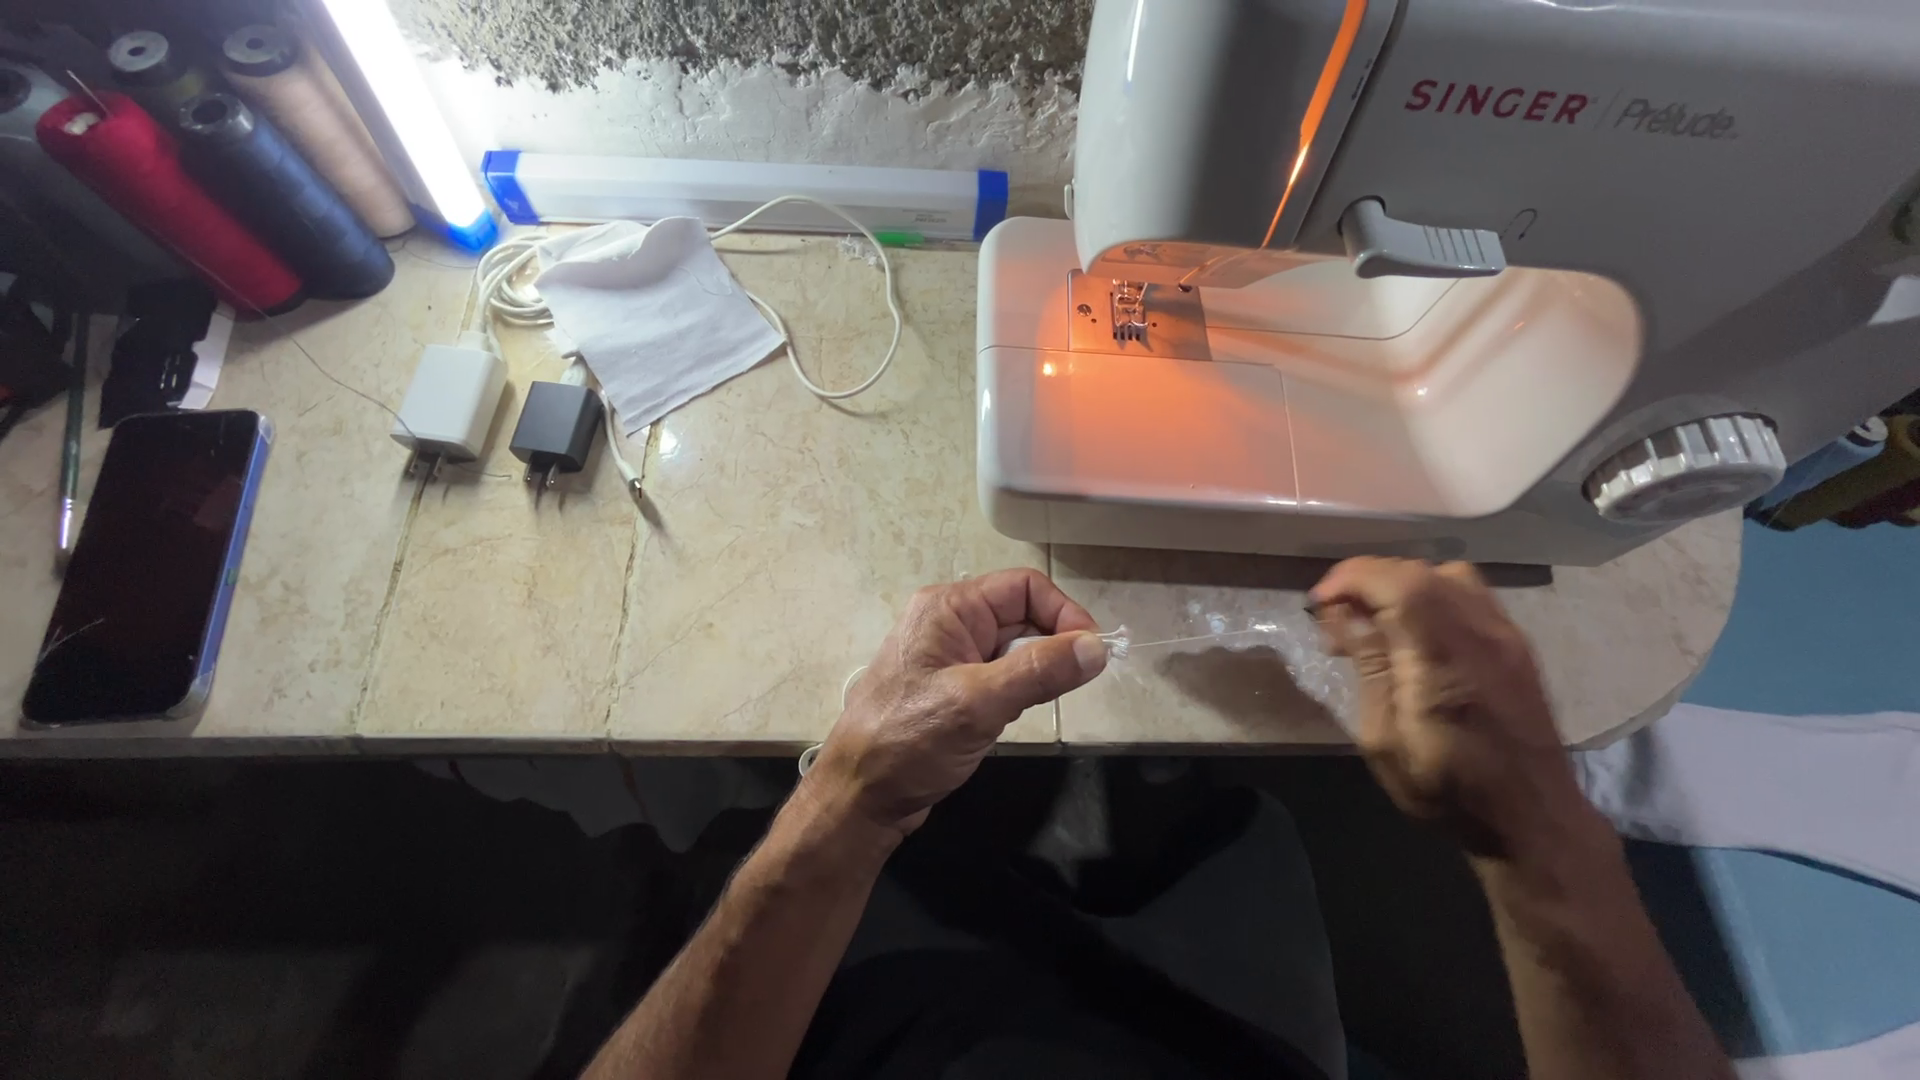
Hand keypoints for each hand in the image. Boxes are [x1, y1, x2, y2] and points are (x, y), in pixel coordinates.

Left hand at [805, 569, 1107, 838]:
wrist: (860, 796)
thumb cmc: (909, 741)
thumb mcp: (978, 702)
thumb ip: (1038, 671)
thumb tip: (1096, 647)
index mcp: (949, 608)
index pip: (1024, 587)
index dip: (1064, 613)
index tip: (1092, 654)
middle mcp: (949, 623)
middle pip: (1022, 616)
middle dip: (1050, 648)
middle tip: (1065, 688)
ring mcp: (950, 656)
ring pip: (1015, 649)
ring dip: (1032, 675)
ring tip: (1022, 708)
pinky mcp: (953, 688)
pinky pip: (1001, 676)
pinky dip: (1016, 694)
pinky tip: (1005, 721)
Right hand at [1310, 558, 1590, 856]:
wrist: (1531, 820)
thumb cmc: (1446, 789)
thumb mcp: (1384, 738)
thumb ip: (1369, 667)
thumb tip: (1342, 614)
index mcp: (1444, 661)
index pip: (1399, 583)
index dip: (1351, 578)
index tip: (1318, 604)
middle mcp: (1481, 636)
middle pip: (1419, 572)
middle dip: (1366, 580)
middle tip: (1336, 617)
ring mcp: (1506, 637)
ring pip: (1446, 575)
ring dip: (1399, 584)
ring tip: (1373, 620)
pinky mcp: (1515, 646)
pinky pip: (1469, 594)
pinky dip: (1429, 595)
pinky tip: (1411, 631)